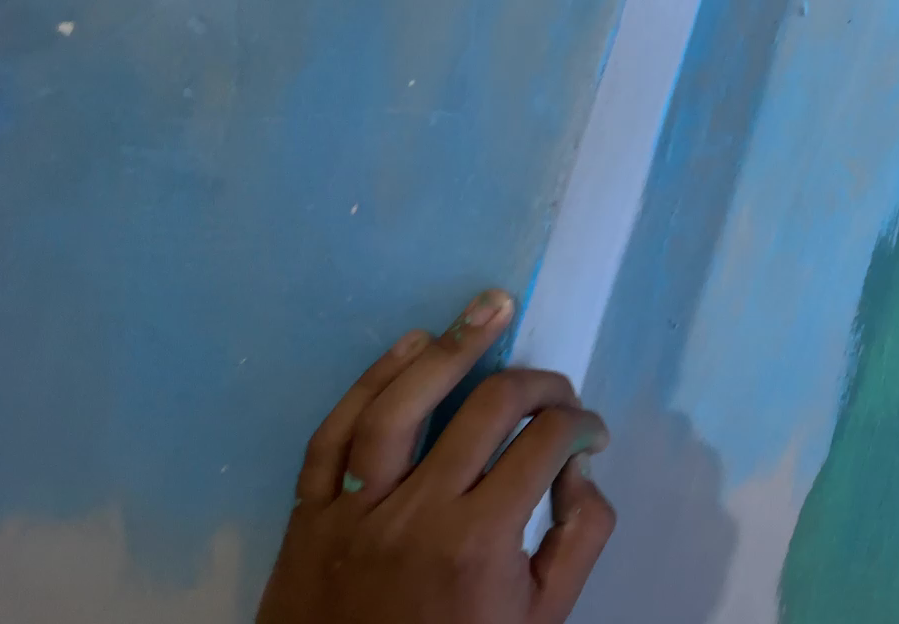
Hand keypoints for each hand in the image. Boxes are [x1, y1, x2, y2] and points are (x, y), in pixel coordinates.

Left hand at [257, 290, 614, 623]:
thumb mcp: (545, 614)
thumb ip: (583, 533)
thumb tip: (578, 466)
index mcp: (478, 541)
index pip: (548, 441)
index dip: (583, 424)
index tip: (591, 437)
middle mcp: (416, 514)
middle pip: (489, 408)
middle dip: (542, 384)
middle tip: (560, 392)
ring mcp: (353, 513)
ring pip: (402, 404)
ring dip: (454, 346)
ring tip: (493, 305)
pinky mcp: (307, 519)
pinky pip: (331, 435)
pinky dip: (370, 381)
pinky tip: (410, 343)